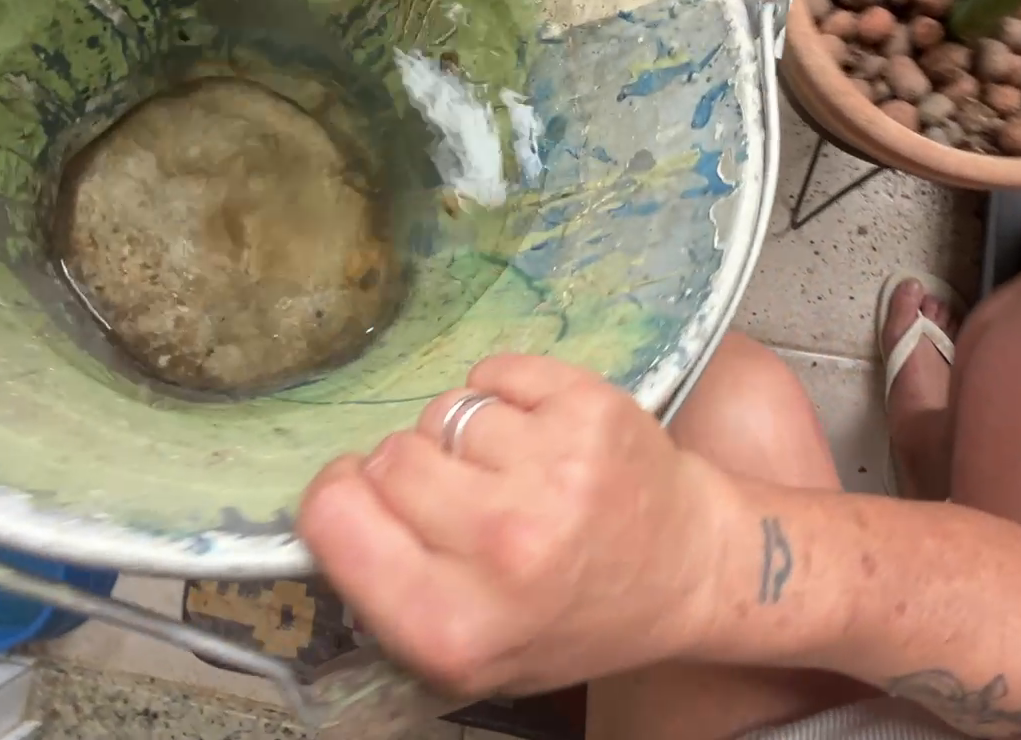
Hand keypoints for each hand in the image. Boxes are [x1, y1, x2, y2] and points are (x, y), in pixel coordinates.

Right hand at [298, 356, 732, 695]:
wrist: (686, 564)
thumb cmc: (573, 613)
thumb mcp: (470, 649)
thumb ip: (389, 587)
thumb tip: (335, 498)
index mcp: (453, 623)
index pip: (333, 515)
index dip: (341, 494)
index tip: (368, 491)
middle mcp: (502, 544)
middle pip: (390, 454)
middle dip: (415, 466)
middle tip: (466, 492)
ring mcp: (553, 469)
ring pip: (445, 411)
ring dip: (467, 432)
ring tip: (516, 466)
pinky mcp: (589, 408)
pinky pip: (494, 371)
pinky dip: (506, 392)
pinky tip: (540, 429)